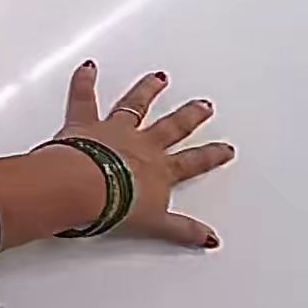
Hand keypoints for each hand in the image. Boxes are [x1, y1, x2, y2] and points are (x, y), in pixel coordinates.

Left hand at [51, 61, 233, 247]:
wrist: (83, 188)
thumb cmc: (114, 205)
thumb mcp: (154, 224)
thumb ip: (181, 230)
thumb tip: (208, 240)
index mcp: (159, 170)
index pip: (191, 163)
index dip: (210, 156)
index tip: (224, 148)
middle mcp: (140, 145)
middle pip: (170, 127)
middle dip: (189, 116)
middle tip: (203, 105)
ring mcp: (113, 131)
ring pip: (134, 105)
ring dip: (146, 91)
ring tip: (158, 78)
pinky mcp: (84, 124)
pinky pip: (83, 97)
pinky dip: (84, 81)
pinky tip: (88, 67)